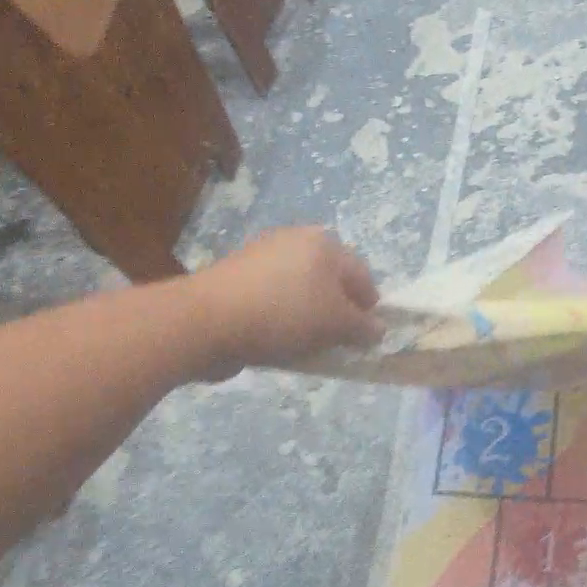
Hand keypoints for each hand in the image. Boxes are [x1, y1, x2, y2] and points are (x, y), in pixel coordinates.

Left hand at [197, 227, 384, 376]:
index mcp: (324, 244)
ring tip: (307, 346)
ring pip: (300, 290)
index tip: (367, 337)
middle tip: (338, 342)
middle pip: (329, 280)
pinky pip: (273, 299)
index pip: (361, 275)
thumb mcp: (335, 325)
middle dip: (337, 310)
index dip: (369, 307)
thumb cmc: (284, 314)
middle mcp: (295, 240)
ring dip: (308, 316)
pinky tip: (277, 342)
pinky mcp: (236, 277)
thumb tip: (379, 329)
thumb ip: (362, 327)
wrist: (207, 320)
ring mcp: (262, 256)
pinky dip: (281, 318)